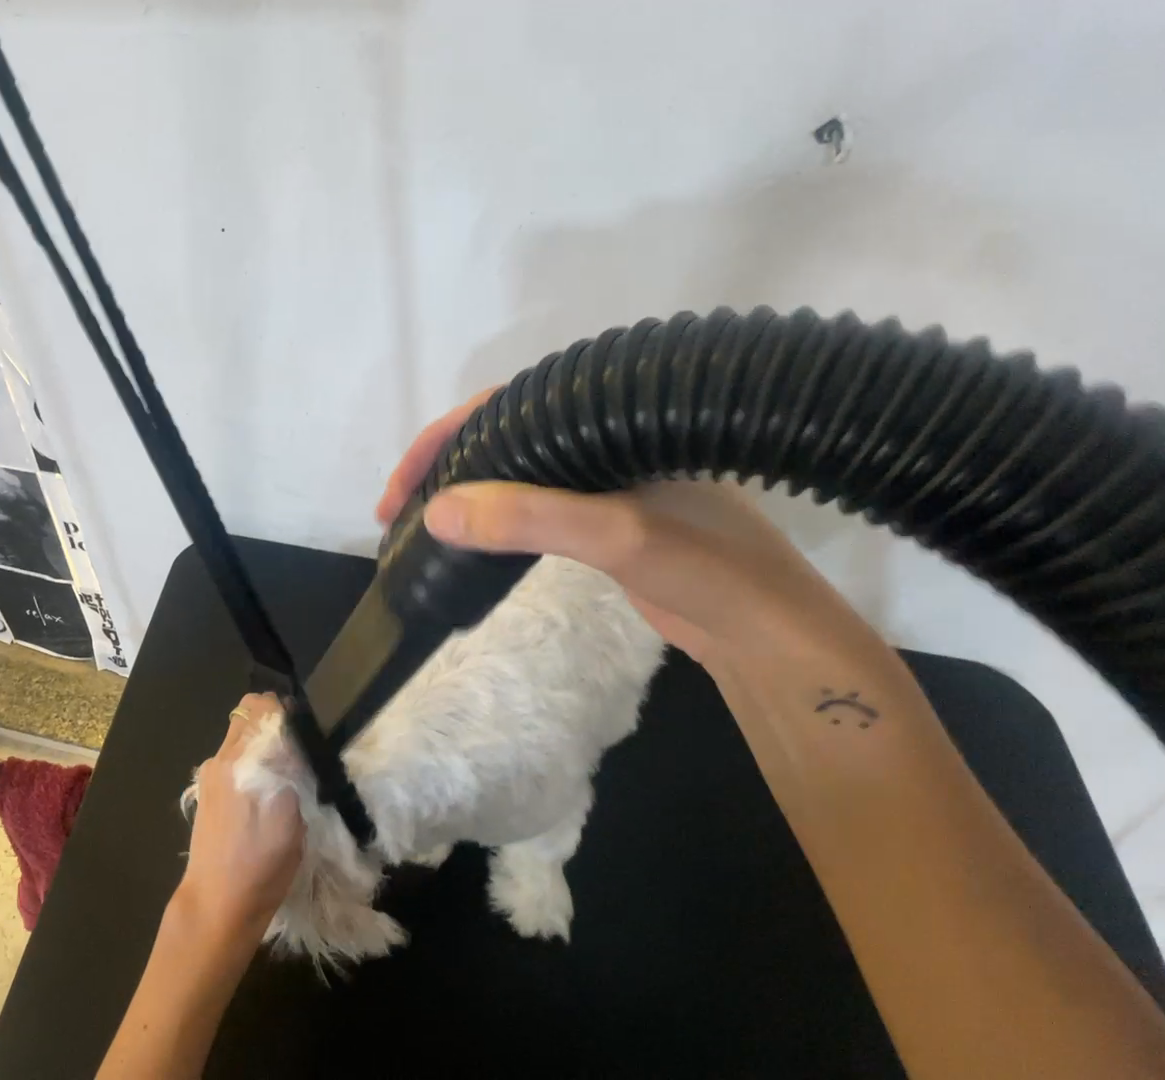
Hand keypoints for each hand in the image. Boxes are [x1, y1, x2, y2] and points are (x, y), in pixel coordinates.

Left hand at [175, 694, 304, 937]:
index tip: (306, 728)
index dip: (288, 712)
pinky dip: (249, 757)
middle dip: (273, 718)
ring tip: (283, 768)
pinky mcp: (206, 787)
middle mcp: (225, 757)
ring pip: (239, 732)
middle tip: (297, 744)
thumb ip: (294, 773)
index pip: (265, 708)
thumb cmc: (263, 866)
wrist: (217, 903)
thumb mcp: (294, 820)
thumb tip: (295, 745)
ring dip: (261, 738)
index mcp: (247, 761)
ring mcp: (211, 771)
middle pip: (249, 712)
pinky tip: (263, 787)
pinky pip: (232, 754)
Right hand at [377, 396, 870, 673]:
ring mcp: (603, 479)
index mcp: (609, 418)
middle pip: (499, 435)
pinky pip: (530, 502)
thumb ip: (530, 518)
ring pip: (513, 470)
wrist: (769, 632)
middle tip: (395, 511)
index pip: (502, 408)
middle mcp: (602, 438)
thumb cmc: (710, 568)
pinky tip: (471, 536)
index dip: (440, 441)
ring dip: (463, 491)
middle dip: (440, 466)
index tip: (398, 492)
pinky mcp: (604, 516)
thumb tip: (436, 514)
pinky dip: (491, 515)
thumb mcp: (618, 535)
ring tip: (420, 522)